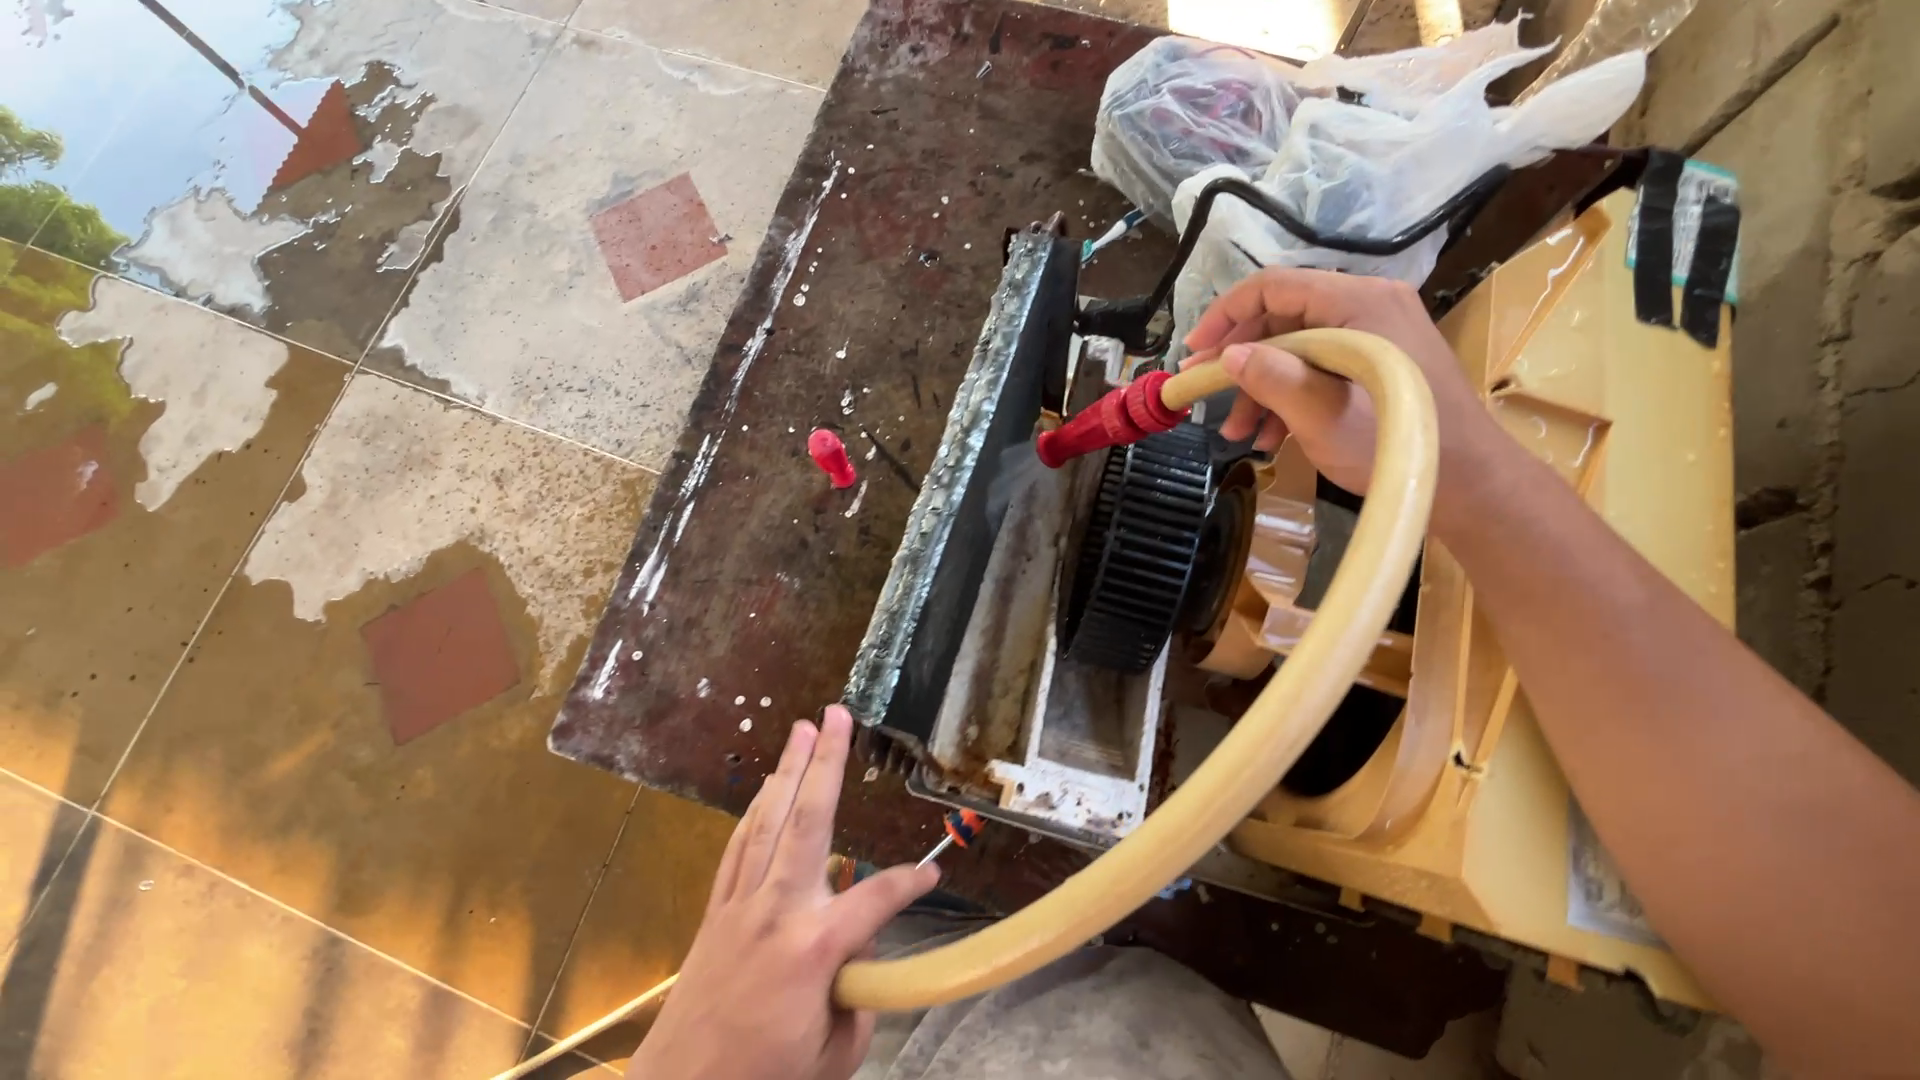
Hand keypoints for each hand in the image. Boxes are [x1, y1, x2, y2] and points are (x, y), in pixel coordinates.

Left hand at [628, 706, 939, 1079]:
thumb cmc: (765, 1075)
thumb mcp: (835, 1053)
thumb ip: (860, 999)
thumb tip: (863, 960)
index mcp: (815, 948)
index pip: (876, 900)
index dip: (908, 885)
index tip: (930, 877)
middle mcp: (778, 910)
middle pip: (807, 822)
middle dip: (824, 764)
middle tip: (836, 716)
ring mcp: (743, 905)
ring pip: (769, 824)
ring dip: (788, 772)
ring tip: (802, 730)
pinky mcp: (718, 912)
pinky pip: (739, 850)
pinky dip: (754, 814)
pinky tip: (765, 791)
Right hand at [1182, 268, 1501, 512]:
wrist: (1466, 482)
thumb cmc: (1391, 443)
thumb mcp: (1321, 412)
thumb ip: (1273, 377)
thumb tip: (1228, 356)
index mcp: (1357, 301)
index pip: (1273, 286)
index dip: (1224, 315)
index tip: (1193, 353)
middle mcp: (1367, 305)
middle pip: (1281, 318)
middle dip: (1239, 361)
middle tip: (1204, 394)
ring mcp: (1374, 334)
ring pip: (1295, 347)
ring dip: (1259, 387)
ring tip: (1237, 432)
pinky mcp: (1376, 362)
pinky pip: (1317, 366)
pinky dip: (1287, 396)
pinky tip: (1269, 436)